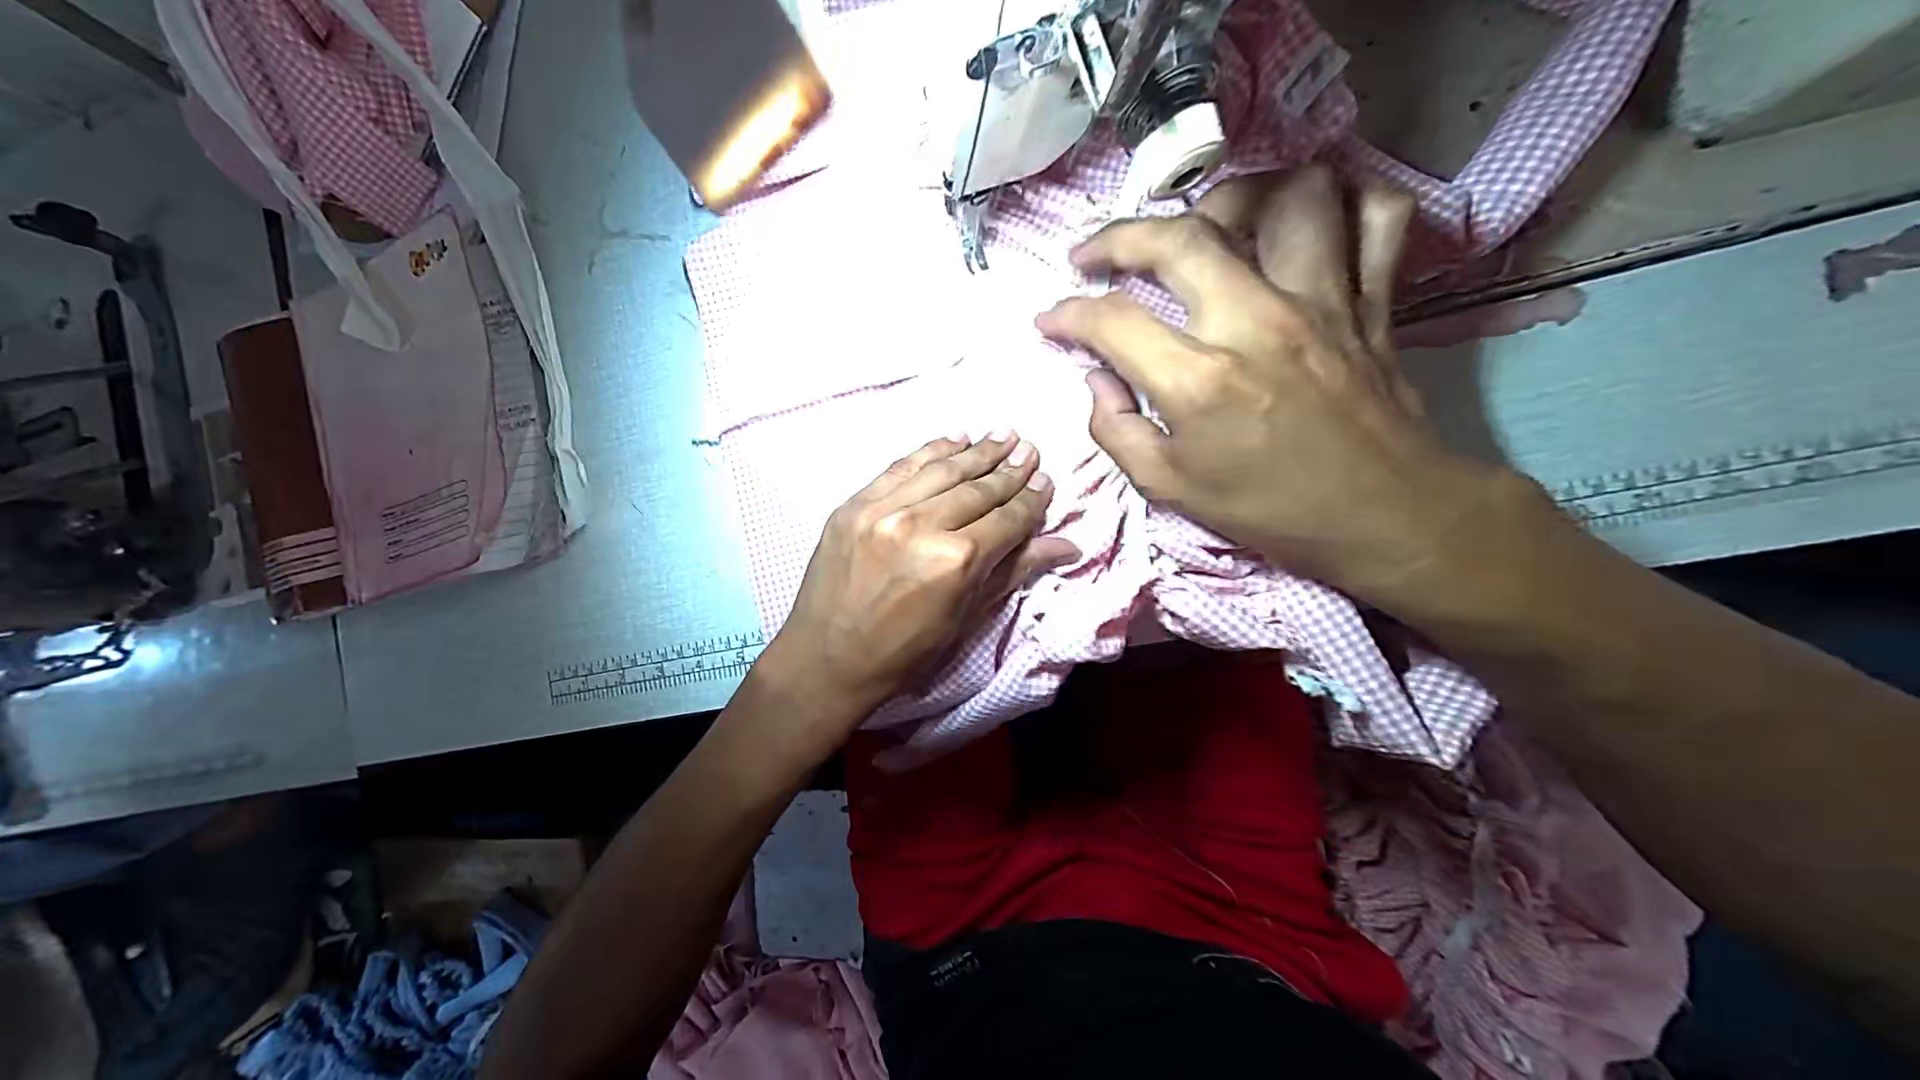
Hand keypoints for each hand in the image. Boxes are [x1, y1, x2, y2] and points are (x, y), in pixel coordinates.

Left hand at [752, 432, 1077, 751]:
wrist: (827, 658)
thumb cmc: (904, 652)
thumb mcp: (966, 617)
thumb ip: (1014, 570)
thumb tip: (1067, 545)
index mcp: (956, 561)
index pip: (1006, 520)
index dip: (1030, 500)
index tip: (1045, 480)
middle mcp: (921, 526)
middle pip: (977, 490)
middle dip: (1008, 470)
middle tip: (1029, 449)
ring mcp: (883, 510)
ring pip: (941, 470)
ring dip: (975, 452)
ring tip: (1001, 435)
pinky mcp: (853, 505)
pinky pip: (900, 467)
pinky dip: (930, 451)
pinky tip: (954, 440)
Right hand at [1036, 164, 1527, 602]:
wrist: (1383, 518)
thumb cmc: (1269, 510)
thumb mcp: (1170, 488)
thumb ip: (1116, 430)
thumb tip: (1097, 379)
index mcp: (1199, 380)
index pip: (1112, 321)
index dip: (1067, 315)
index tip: (1051, 321)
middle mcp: (1257, 322)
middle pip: (1180, 238)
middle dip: (1119, 237)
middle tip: (1095, 256)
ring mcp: (1323, 301)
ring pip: (1286, 200)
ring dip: (1233, 201)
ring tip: (1205, 229)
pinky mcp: (1372, 300)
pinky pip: (1377, 218)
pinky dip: (1347, 202)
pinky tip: (1307, 224)